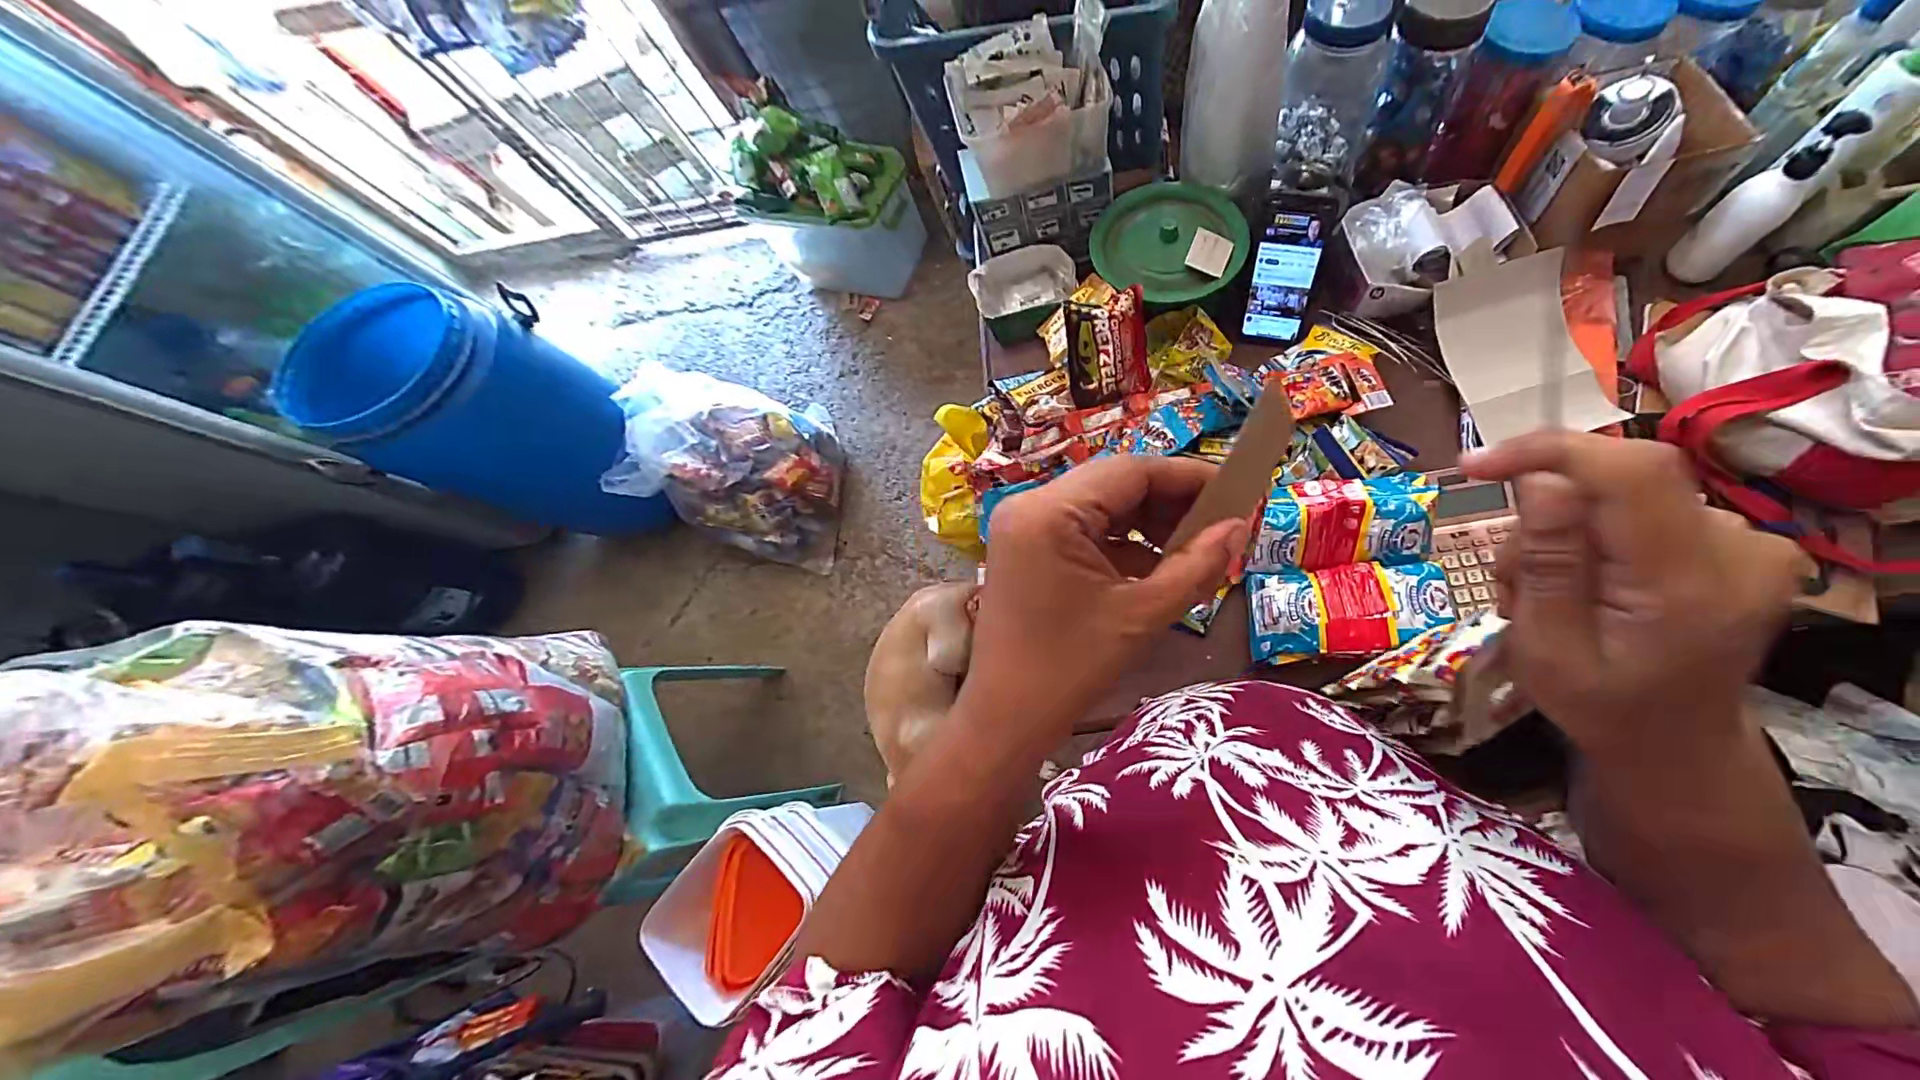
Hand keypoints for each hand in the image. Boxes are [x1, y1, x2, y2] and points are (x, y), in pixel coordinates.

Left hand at [960, 455, 1248, 745]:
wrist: (1008, 715)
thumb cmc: (1072, 666)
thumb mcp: (1142, 613)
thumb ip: (1197, 564)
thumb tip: (1239, 526)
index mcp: (1050, 511)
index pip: (1131, 470)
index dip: (1189, 477)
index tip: (1236, 492)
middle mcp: (1028, 504)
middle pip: (1113, 483)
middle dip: (1169, 503)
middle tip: (1219, 527)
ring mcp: (1022, 526)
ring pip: (1099, 506)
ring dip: (1147, 523)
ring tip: (1192, 552)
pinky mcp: (1024, 548)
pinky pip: (1081, 529)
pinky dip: (1120, 543)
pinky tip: (1155, 567)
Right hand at [1463, 433, 1808, 755]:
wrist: (1673, 740)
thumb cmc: (1598, 704)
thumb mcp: (1545, 647)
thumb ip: (1547, 565)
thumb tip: (1540, 482)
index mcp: (1689, 583)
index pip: (1631, 474)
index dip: (1549, 451)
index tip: (1475, 466)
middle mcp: (1737, 548)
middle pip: (1622, 477)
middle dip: (1542, 507)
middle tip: (1510, 575)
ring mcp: (1745, 542)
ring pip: (1617, 495)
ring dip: (1557, 530)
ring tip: (1538, 594)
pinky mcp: (1733, 540)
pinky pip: (1637, 507)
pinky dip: (1588, 534)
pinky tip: (1576, 581)